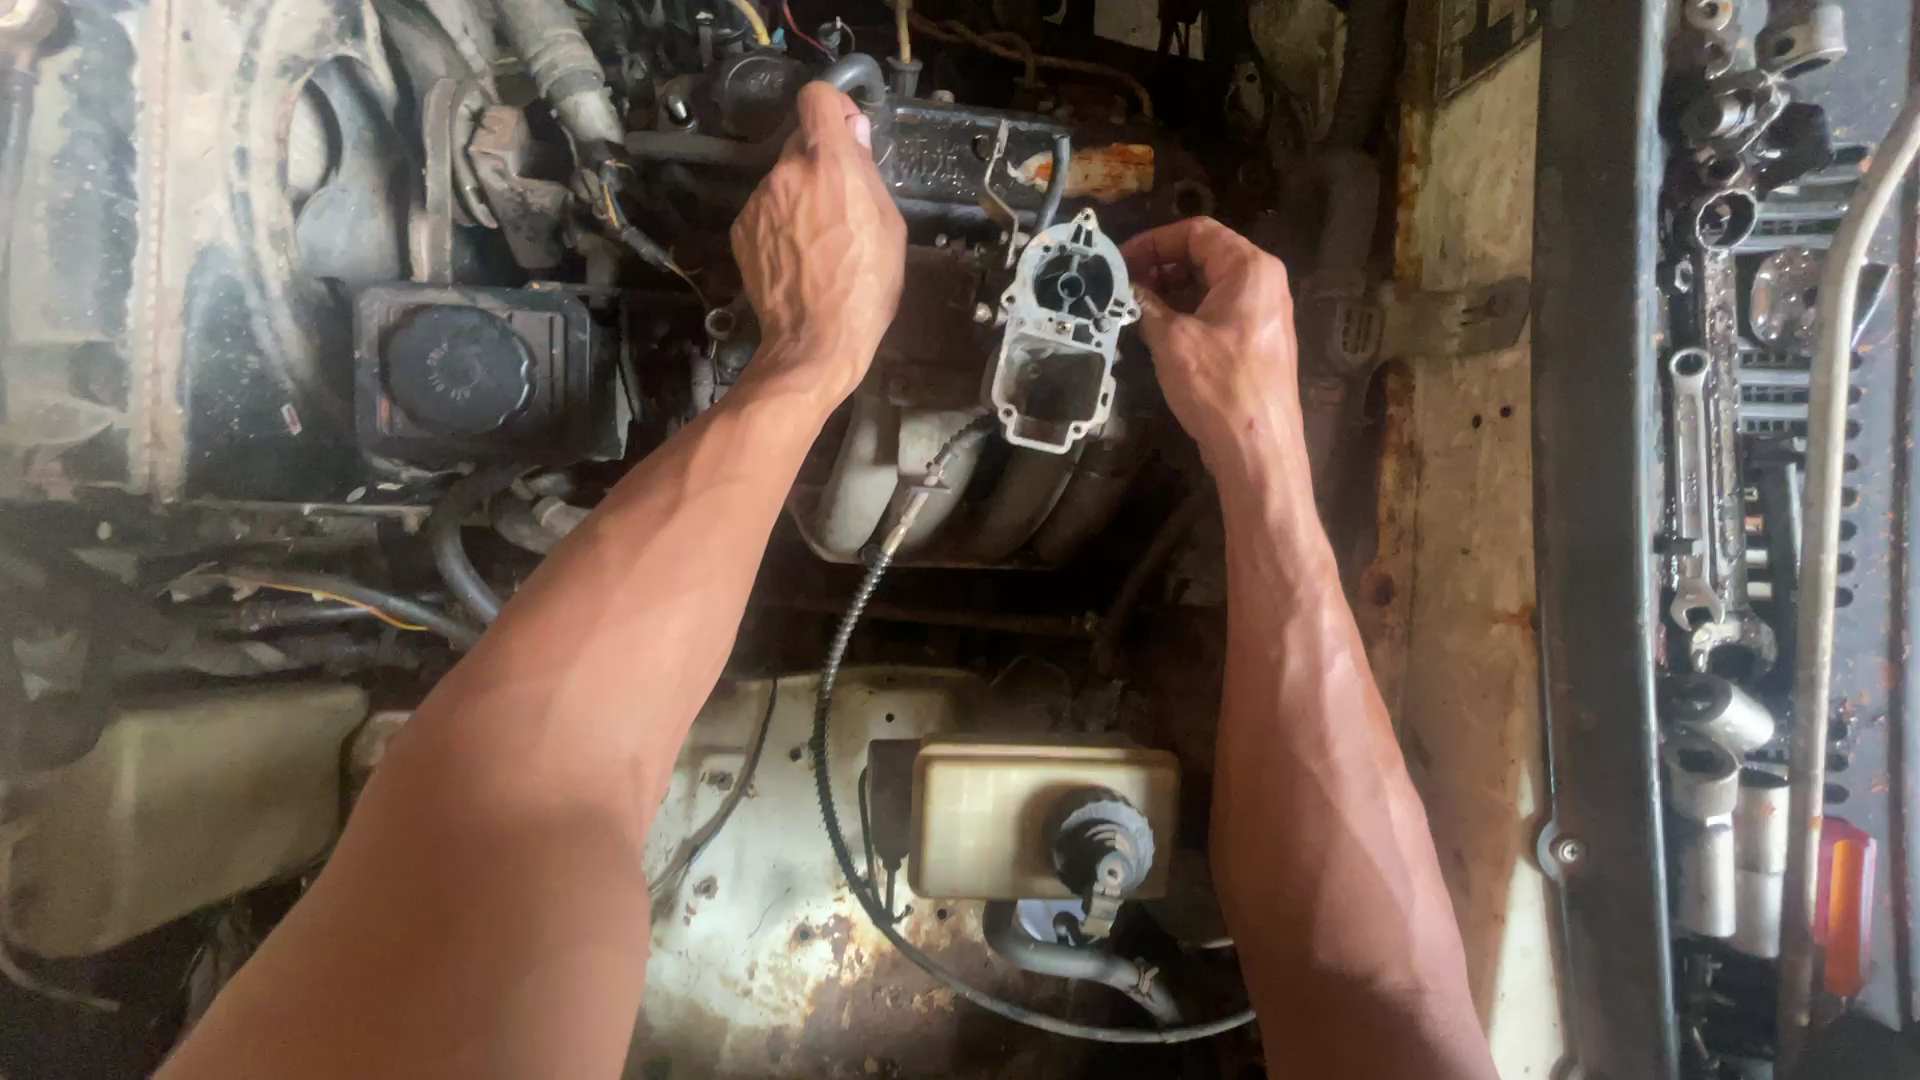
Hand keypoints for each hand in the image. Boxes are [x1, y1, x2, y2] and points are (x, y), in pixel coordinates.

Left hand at [730, 83, 905, 404]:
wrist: (815, 343)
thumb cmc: (864, 291)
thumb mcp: (889, 230)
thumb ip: (868, 175)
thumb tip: (855, 137)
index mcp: (829, 165)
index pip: (818, 98)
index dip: (835, 111)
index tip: (846, 136)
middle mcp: (786, 173)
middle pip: (800, 146)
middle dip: (820, 168)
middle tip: (840, 210)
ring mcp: (757, 202)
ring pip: (782, 183)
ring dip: (798, 200)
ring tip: (818, 246)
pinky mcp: (741, 230)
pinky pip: (764, 214)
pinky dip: (779, 227)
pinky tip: (796, 261)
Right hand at [1122, 218, 1301, 467]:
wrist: (1257, 446)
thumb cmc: (1218, 386)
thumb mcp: (1172, 340)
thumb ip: (1146, 305)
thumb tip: (1124, 289)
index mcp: (1250, 268)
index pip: (1197, 232)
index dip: (1153, 242)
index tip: (1120, 262)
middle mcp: (1262, 283)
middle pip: (1204, 257)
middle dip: (1159, 268)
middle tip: (1122, 288)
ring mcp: (1261, 314)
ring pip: (1208, 287)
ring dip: (1169, 294)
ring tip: (1133, 311)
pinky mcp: (1254, 343)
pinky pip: (1215, 314)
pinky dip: (1185, 315)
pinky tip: (1156, 334)